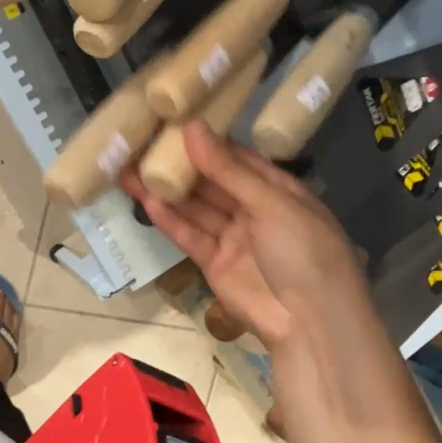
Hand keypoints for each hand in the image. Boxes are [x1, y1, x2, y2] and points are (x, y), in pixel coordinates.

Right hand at [122, 121, 370, 350]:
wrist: (311, 322)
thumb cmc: (304, 250)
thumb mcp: (271, 203)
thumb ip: (227, 169)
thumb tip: (192, 127)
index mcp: (277, 189)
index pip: (237, 157)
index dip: (206, 140)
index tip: (172, 121)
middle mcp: (254, 209)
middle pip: (210, 182)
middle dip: (178, 165)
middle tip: (141, 143)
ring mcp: (233, 237)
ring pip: (195, 208)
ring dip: (166, 190)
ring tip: (130, 169)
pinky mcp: (214, 263)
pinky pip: (190, 236)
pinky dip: (170, 220)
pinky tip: (147, 201)